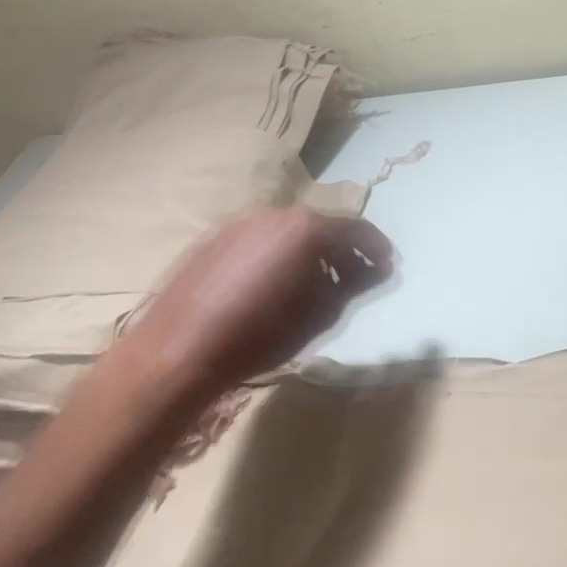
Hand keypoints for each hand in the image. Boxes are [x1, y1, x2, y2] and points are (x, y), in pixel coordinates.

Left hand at [121, 207, 393, 394]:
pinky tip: (276, 287)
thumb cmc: (260, 335)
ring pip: (288, 233)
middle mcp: (273, 215)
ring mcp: (239, 225)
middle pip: (321, 227)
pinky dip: (279, 256)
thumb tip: (377, 269)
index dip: (376, 249)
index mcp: (305, 229)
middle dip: (342, 251)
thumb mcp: (320, 314)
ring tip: (315, 286)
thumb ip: (354, 285)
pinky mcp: (213, 240)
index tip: (387, 268)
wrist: (179, 351)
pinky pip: (260, 241)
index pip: (355, 230)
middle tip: (354, 279)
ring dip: (309, 253)